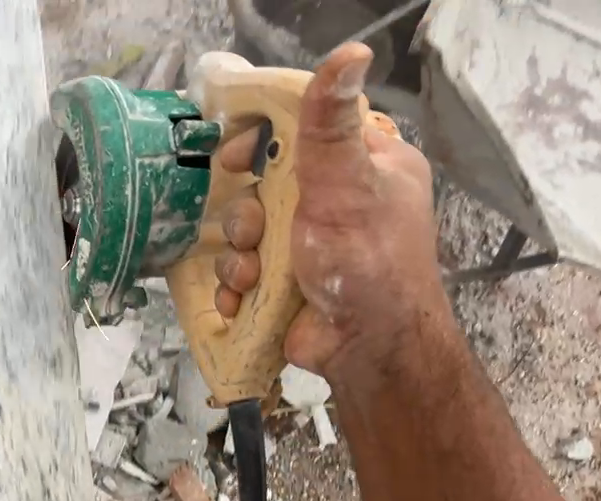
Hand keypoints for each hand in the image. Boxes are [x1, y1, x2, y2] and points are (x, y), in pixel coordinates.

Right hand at [211, 43, 454, 388]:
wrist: (364, 347)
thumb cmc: (365, 261)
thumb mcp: (346, 185)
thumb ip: (330, 128)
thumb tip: (349, 52)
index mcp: (361, 167)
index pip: (303, 133)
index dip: (262, 142)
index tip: (236, 156)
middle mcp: (330, 205)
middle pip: (260, 190)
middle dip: (245, 218)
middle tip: (252, 234)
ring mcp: (302, 249)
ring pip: (243, 238)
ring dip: (237, 260)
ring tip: (251, 279)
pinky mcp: (281, 287)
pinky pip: (239, 276)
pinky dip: (234, 289)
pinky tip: (242, 300)